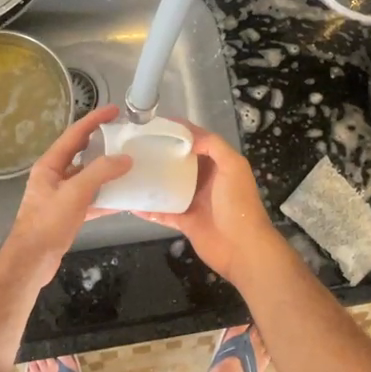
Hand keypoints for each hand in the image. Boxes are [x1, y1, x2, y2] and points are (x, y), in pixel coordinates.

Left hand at [0, 105, 131, 278]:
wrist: (31, 261)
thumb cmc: (48, 223)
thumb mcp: (75, 193)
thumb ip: (100, 173)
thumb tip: (126, 158)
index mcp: (50, 165)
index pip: (74, 134)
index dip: (94, 120)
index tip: (114, 110)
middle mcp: (53, 176)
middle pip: (80, 153)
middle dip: (101, 144)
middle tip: (124, 137)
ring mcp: (60, 196)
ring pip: (86, 177)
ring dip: (105, 171)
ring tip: (128, 165)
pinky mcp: (67, 214)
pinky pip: (89, 199)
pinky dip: (104, 197)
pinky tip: (122, 199)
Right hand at [134, 122, 285, 285]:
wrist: (242, 247)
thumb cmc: (238, 202)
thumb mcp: (232, 165)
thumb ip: (213, 145)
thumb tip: (187, 137)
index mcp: (218, 163)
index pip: (196, 140)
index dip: (178, 130)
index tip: (153, 124)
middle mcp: (205, 179)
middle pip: (179, 162)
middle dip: (160, 153)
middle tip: (133, 145)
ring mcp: (194, 201)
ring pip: (168, 186)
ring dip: (152, 179)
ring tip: (127, 169)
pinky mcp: (184, 221)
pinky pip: (162, 212)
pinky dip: (148, 208)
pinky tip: (130, 202)